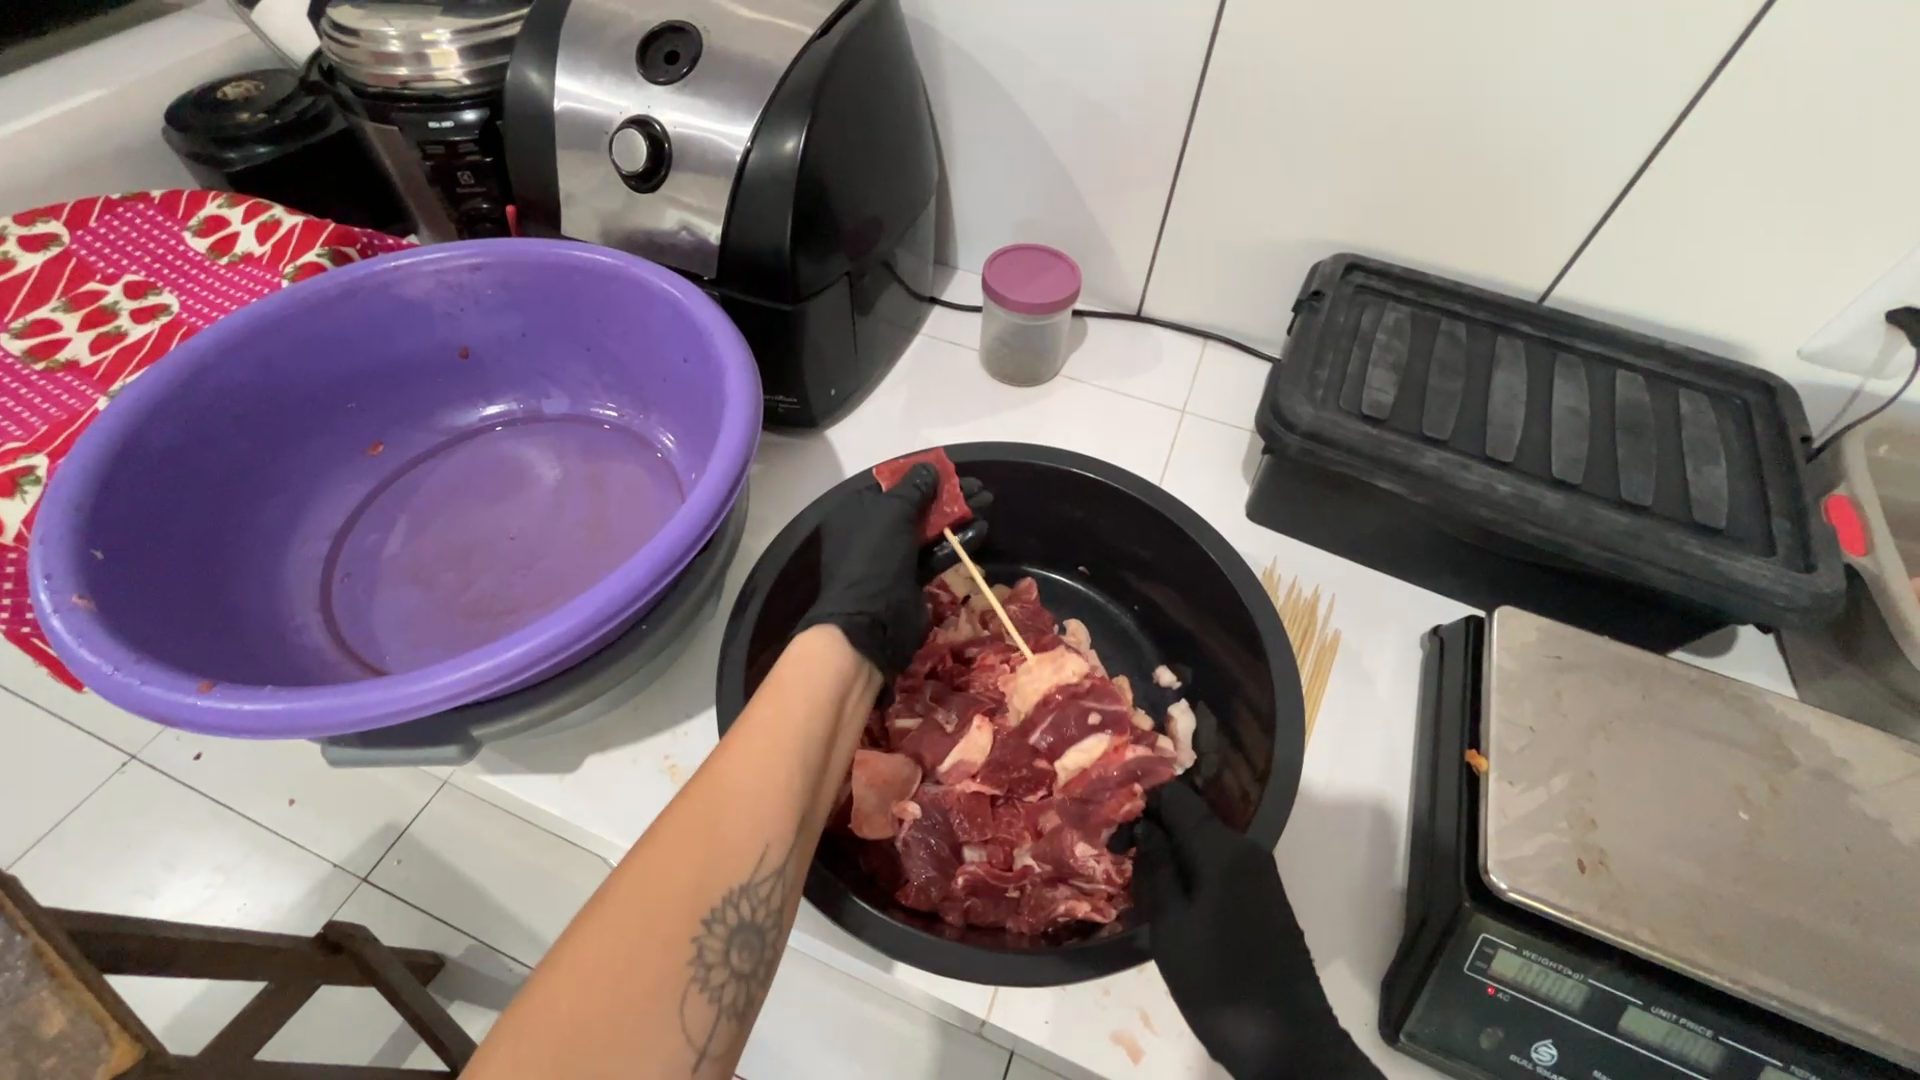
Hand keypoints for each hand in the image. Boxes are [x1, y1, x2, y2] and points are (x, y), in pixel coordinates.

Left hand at [795, 463, 990, 678]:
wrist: (870, 624)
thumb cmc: (874, 559)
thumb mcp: (891, 514)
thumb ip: (913, 488)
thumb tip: (929, 468)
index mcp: (857, 511)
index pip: (891, 484)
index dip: (921, 474)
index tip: (950, 469)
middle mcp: (872, 531)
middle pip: (915, 505)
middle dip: (947, 495)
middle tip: (979, 487)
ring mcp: (892, 556)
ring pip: (928, 529)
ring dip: (957, 516)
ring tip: (987, 502)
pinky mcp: (911, 578)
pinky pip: (935, 553)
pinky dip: (956, 542)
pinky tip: (981, 530)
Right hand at [1134, 783, 1382, 1079]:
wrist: (1289, 1044)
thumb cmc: (1218, 983)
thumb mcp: (1171, 926)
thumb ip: (1156, 867)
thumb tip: (1144, 825)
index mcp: (1223, 849)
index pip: (1176, 797)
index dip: (1140, 802)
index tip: (1112, 828)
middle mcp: (1246, 849)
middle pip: (1191, 818)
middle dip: (1154, 829)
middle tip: (1119, 857)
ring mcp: (1260, 873)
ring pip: (1204, 842)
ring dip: (1172, 852)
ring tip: (1138, 878)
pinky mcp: (1264, 896)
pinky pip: (1220, 865)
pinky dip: (1192, 870)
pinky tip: (1170, 896)